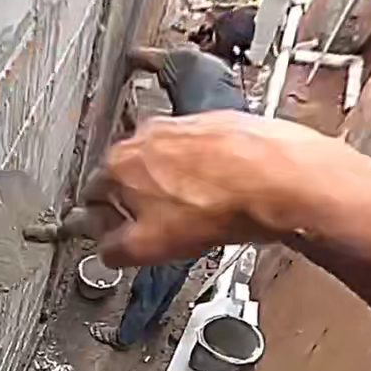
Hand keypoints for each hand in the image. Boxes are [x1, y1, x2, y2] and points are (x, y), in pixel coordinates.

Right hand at [81, 112, 360, 267]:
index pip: (90, 196)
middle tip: (156, 228)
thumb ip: (110, 249)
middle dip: (135, 200)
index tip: (117, 235)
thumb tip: (106, 248)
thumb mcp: (144, 249)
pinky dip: (199, 173)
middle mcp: (145, 134)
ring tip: (191, 213)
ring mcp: (183, 123)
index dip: (103, 221)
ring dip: (168, 186)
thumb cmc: (215, 209)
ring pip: (161, 162)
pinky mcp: (218, 121)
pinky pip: (196, 154)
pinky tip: (215, 195)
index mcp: (117, 163)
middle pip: (125, 175)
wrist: (279, 180)